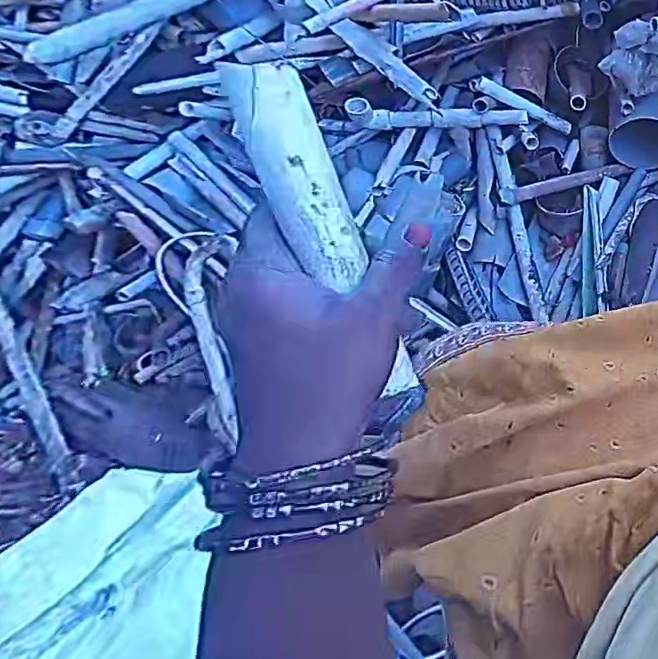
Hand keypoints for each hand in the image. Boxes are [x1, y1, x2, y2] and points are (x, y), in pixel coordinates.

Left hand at [219, 211, 428, 474]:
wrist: (300, 455)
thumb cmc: (331, 379)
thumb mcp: (375, 316)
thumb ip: (395, 267)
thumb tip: (416, 230)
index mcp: (258, 273)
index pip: (273, 212)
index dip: (311, 203)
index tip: (348, 207)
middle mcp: (240, 290)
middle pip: (285, 244)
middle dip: (329, 244)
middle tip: (367, 251)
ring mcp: (244, 319)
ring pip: (289, 275)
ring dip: (328, 275)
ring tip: (367, 287)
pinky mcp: (257, 342)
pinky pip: (287, 302)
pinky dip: (318, 300)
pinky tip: (351, 317)